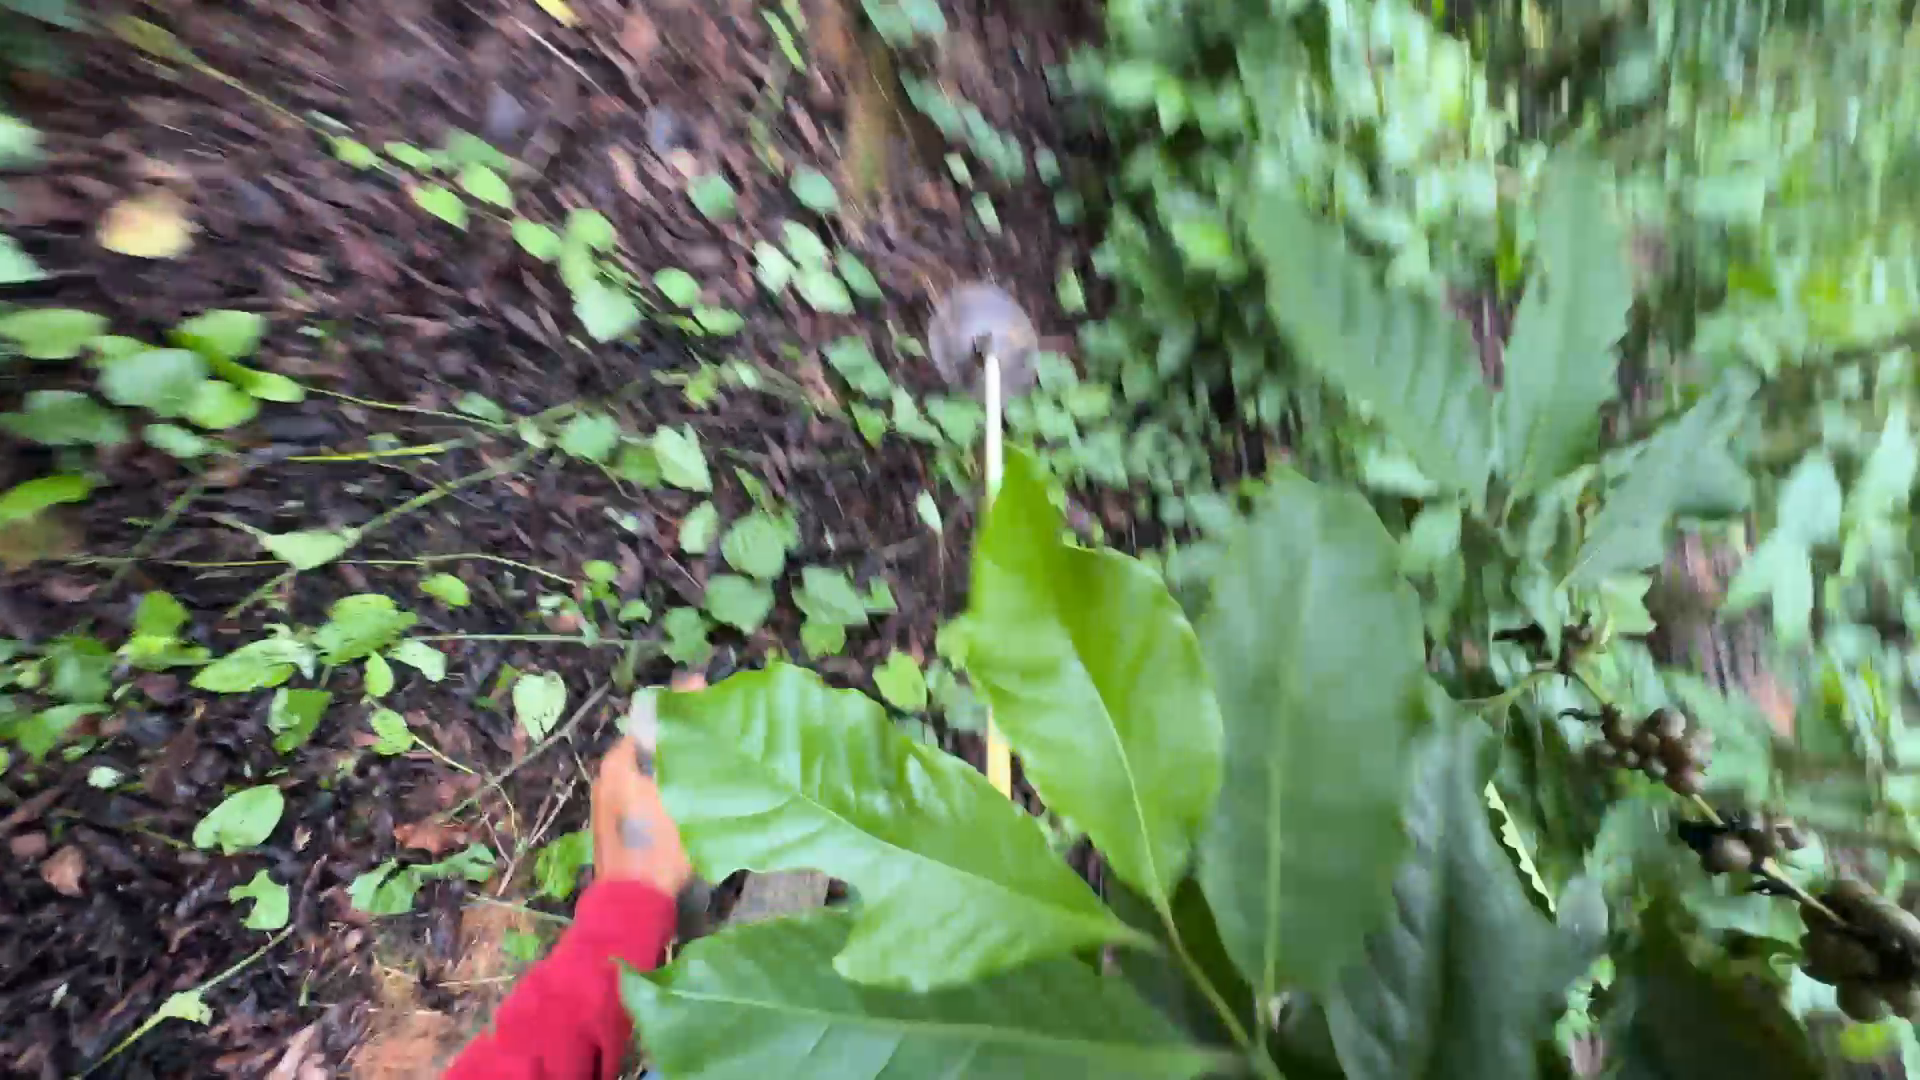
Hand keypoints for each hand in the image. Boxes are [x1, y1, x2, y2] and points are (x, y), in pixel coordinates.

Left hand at [590, 674, 703, 894]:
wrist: (634, 904)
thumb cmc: (658, 842)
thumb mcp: (679, 787)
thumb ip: (687, 741)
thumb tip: (697, 692)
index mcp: (618, 762)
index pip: (655, 717)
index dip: (688, 709)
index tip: (717, 705)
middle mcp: (609, 775)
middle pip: (654, 743)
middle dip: (685, 738)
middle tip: (722, 735)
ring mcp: (611, 800)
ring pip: (653, 767)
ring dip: (679, 762)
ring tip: (715, 760)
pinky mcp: (620, 822)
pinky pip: (649, 789)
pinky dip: (670, 784)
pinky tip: (697, 792)